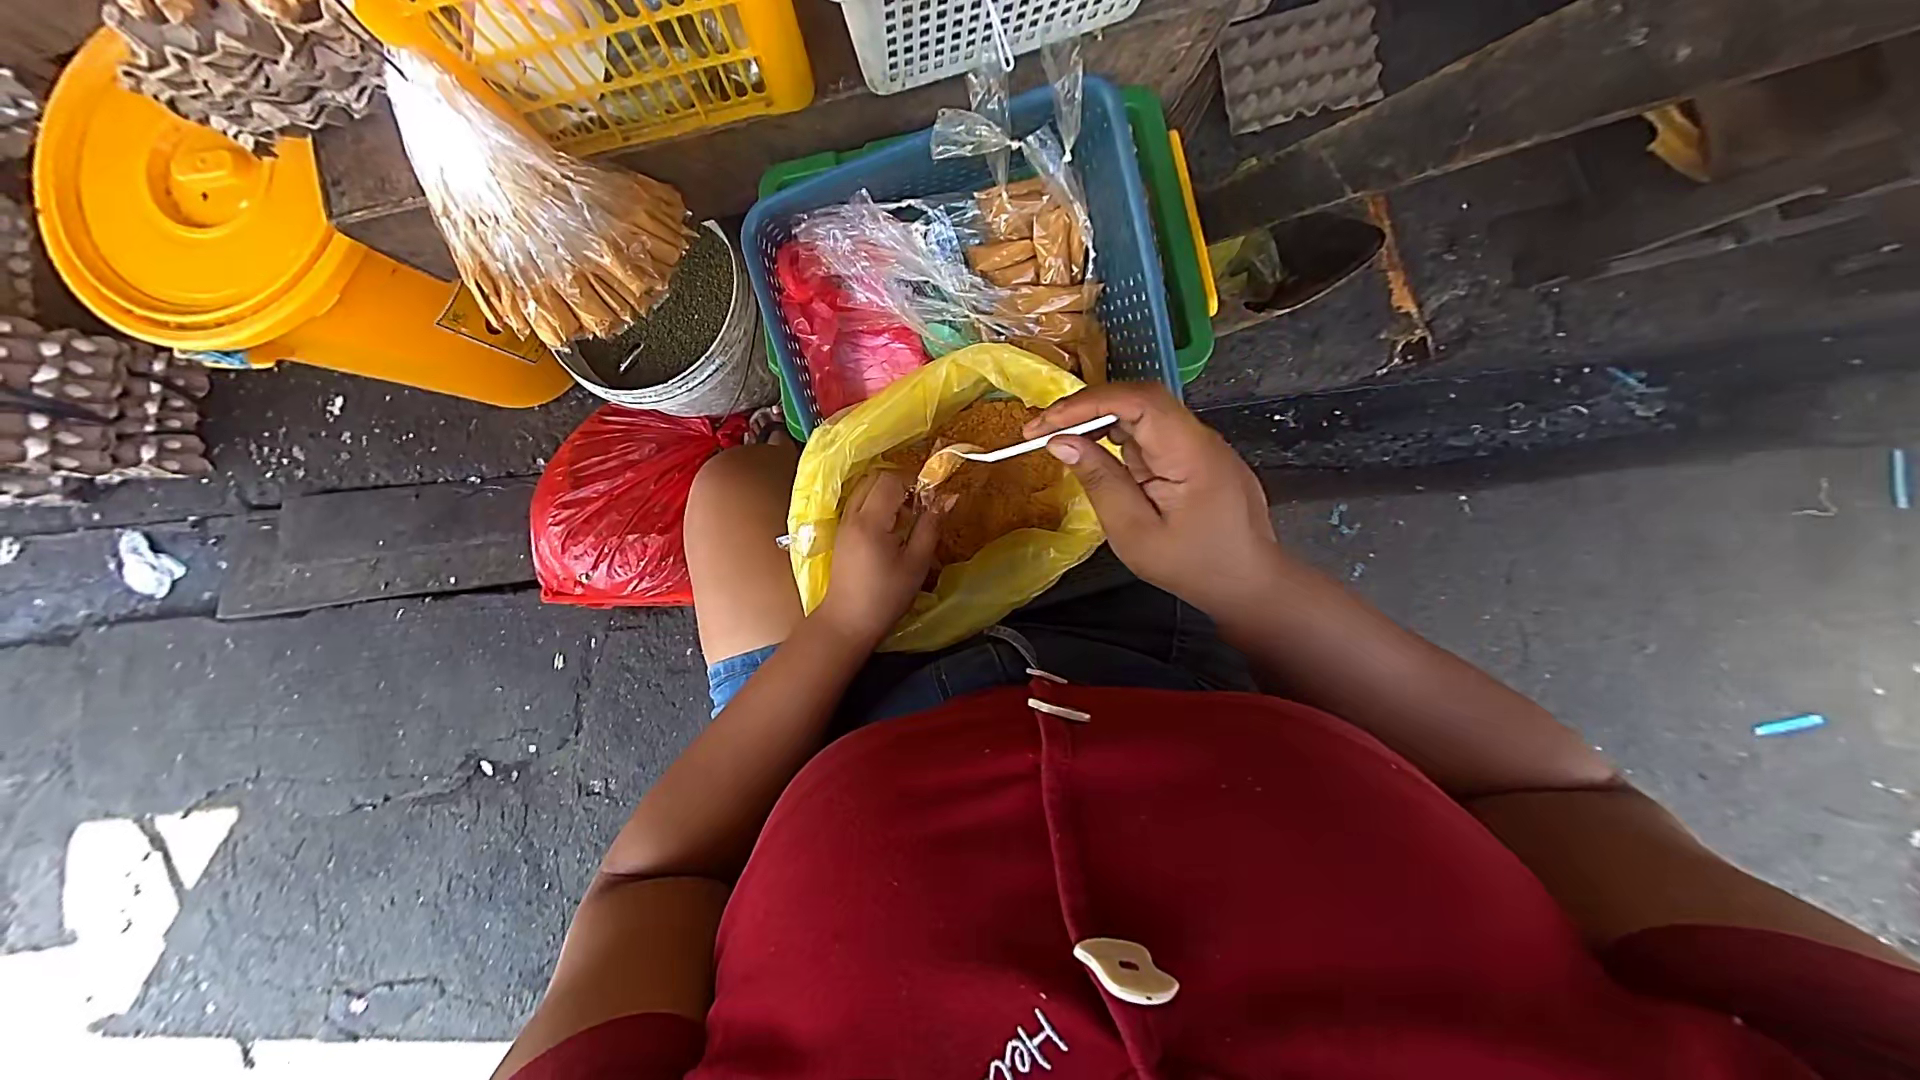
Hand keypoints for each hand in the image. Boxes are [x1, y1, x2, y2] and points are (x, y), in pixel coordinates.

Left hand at [813, 470, 944, 646]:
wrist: (848, 621)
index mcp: (871, 521)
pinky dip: (876, 504)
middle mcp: (852, 516)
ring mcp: (843, 523)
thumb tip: (947, 497)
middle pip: (874, 478)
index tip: (931, 494)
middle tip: (919, 503)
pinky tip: (890, 528)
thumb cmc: (886, 596)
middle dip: (899, 483)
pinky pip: (859, 504)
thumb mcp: (916, 563)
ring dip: (886, 493)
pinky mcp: (841, 533)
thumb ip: (931, 526)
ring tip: (906, 517)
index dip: (913, 480)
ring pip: (864, 489)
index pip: (891, 480)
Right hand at [1026, 382, 1282, 616]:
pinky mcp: (1195, 455)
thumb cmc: (1192, 565)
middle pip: (1138, 400)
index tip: (1044, 424)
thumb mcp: (1135, 532)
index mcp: (1190, 452)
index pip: (1138, 401)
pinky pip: (1151, 434)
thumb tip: (1061, 442)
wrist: (1247, 582)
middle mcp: (1199, 437)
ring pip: (1142, 415)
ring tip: (1059, 441)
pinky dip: (1116, 439)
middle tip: (1041, 430)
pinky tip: (1094, 455)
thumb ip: (1100, 481)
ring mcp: (1200, 444)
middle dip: (1085, 409)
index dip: (1086, 403)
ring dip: (1097, 423)